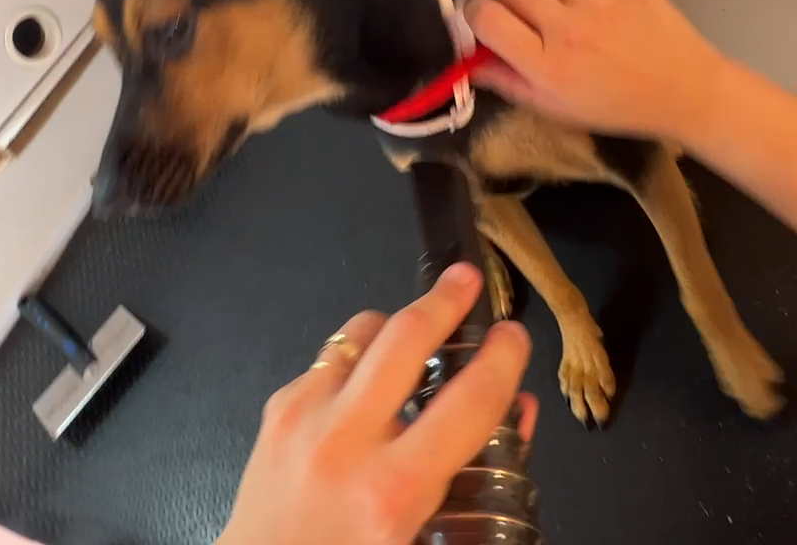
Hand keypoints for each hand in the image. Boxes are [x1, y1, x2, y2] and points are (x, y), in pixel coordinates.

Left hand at [217, 263, 535, 544]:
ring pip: (363, 330)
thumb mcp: (429, 533)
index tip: (514, 335)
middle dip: (445, 299)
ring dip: (396, 324)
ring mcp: (304, 417)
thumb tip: (518, 408)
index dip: (502, 359)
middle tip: (468, 278)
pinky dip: (358, 359)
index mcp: (391, 492)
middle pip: (405, 336)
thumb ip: (476, 469)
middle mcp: (344, 443)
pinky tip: (366, 383)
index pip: (468, 403)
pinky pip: (332, 356)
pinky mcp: (278, 406)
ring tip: (417, 333)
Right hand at [463, 0, 729, 141]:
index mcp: (545, 66)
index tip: (479, 15)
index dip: (471, 10)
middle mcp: (566, 28)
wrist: (683, 93)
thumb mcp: (554, 109)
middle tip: (520, 9)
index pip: (485, 17)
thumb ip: (507, 83)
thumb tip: (468, 59)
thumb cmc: (614, 106)